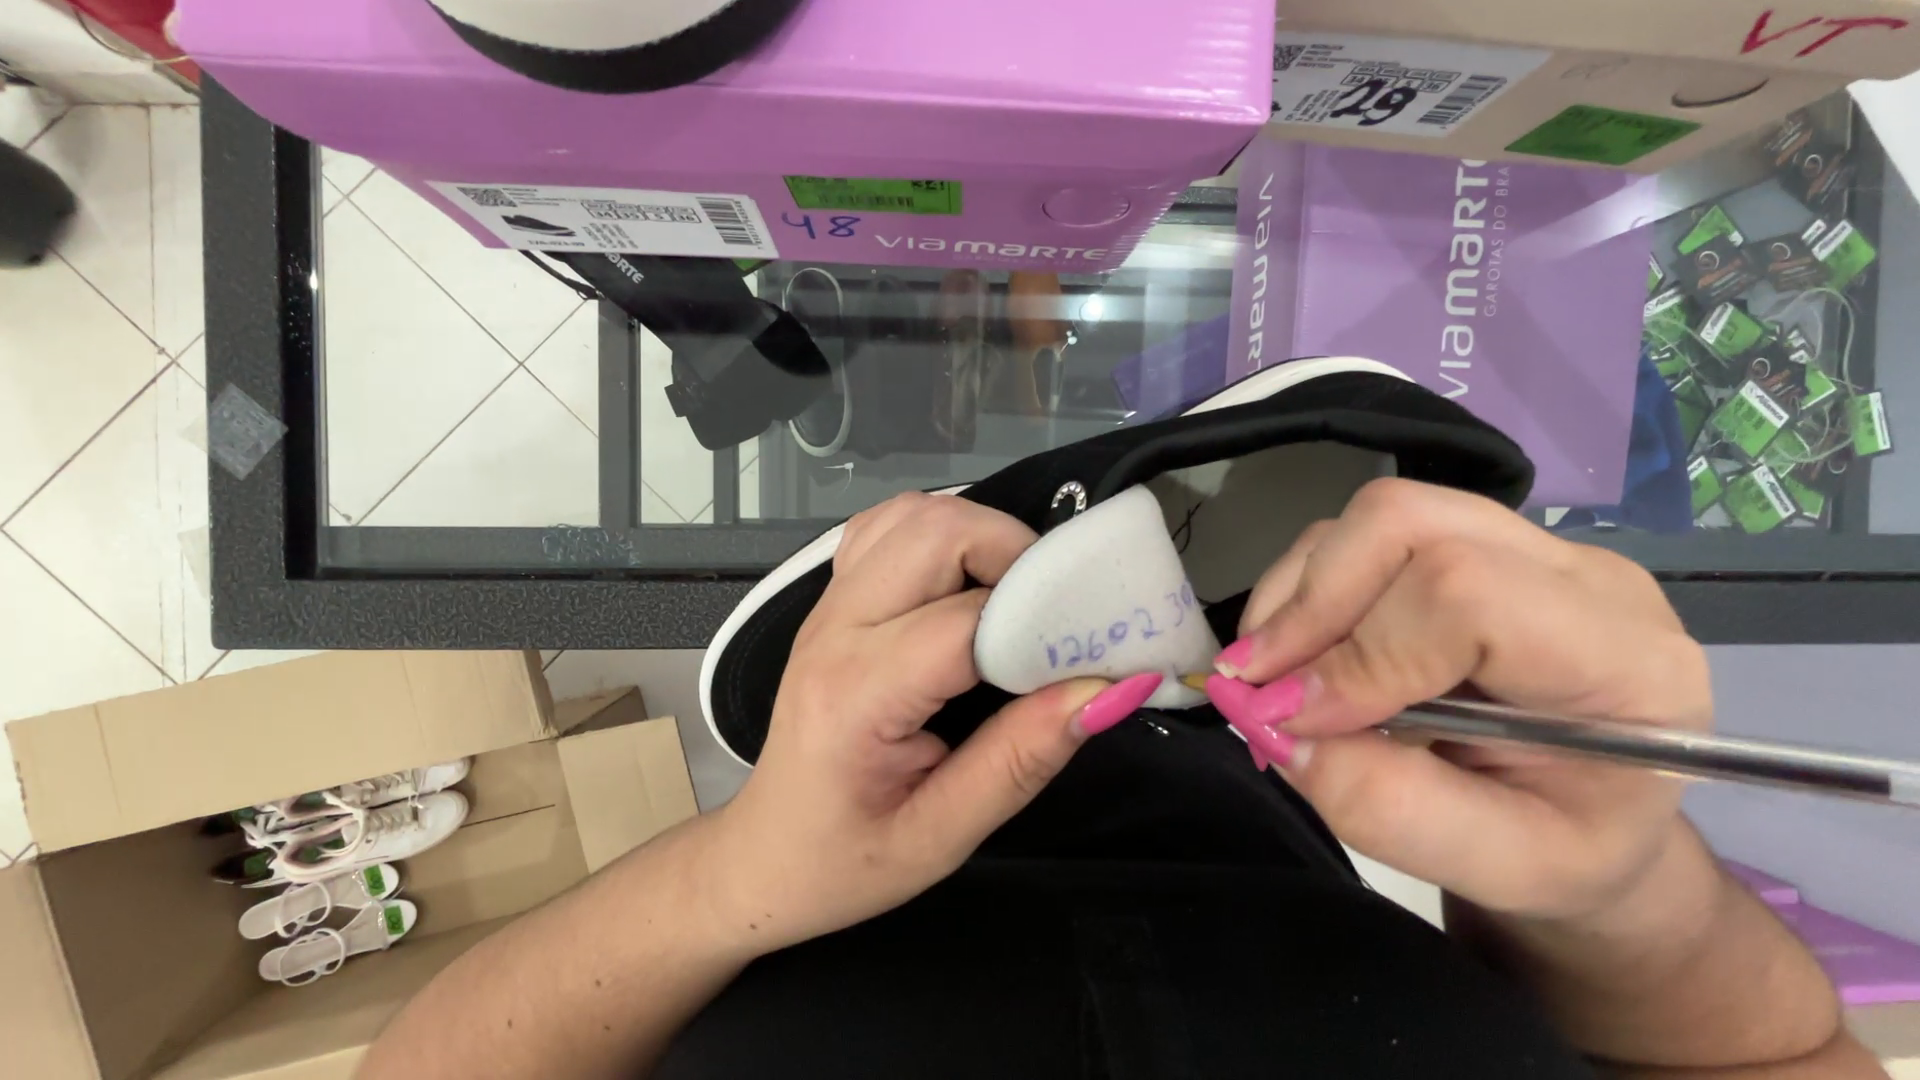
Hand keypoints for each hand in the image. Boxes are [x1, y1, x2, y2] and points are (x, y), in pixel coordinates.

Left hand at [698, 493, 1153, 955]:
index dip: (1043, 621)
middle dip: (1013, 552)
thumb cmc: (844, 863)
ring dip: (977, 535)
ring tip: (1014, 597)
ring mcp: (827, 607)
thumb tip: (1106, 689)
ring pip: (911, 514)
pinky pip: (887, 529)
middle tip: (1054, 611)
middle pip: (934, 532)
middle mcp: (836, 629)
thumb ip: (1022, 759)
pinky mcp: (832, 601)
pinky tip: (962, 584)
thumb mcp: (942, 836)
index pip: (966, 619)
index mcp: (857, 693)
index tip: (1094, 645)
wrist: (761, 857)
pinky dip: (939, 534)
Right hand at [1212, 478, 1712, 922]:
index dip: (1361, 652)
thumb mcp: (1498, 865)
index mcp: (1619, 658)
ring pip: (1372, 520)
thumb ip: (1385, 804)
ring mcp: (1517, 546)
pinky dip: (1300, 590)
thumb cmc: (1568, 850)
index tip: (1291, 719)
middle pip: (1406, 524)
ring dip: (1294, 595)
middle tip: (1254, 681)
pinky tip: (1297, 654)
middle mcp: (1574, 574)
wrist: (1598, 816)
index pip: (1465, 594)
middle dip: (1308, 603)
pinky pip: (1358, 536)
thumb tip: (1273, 726)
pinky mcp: (1463, 544)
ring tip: (1270, 674)